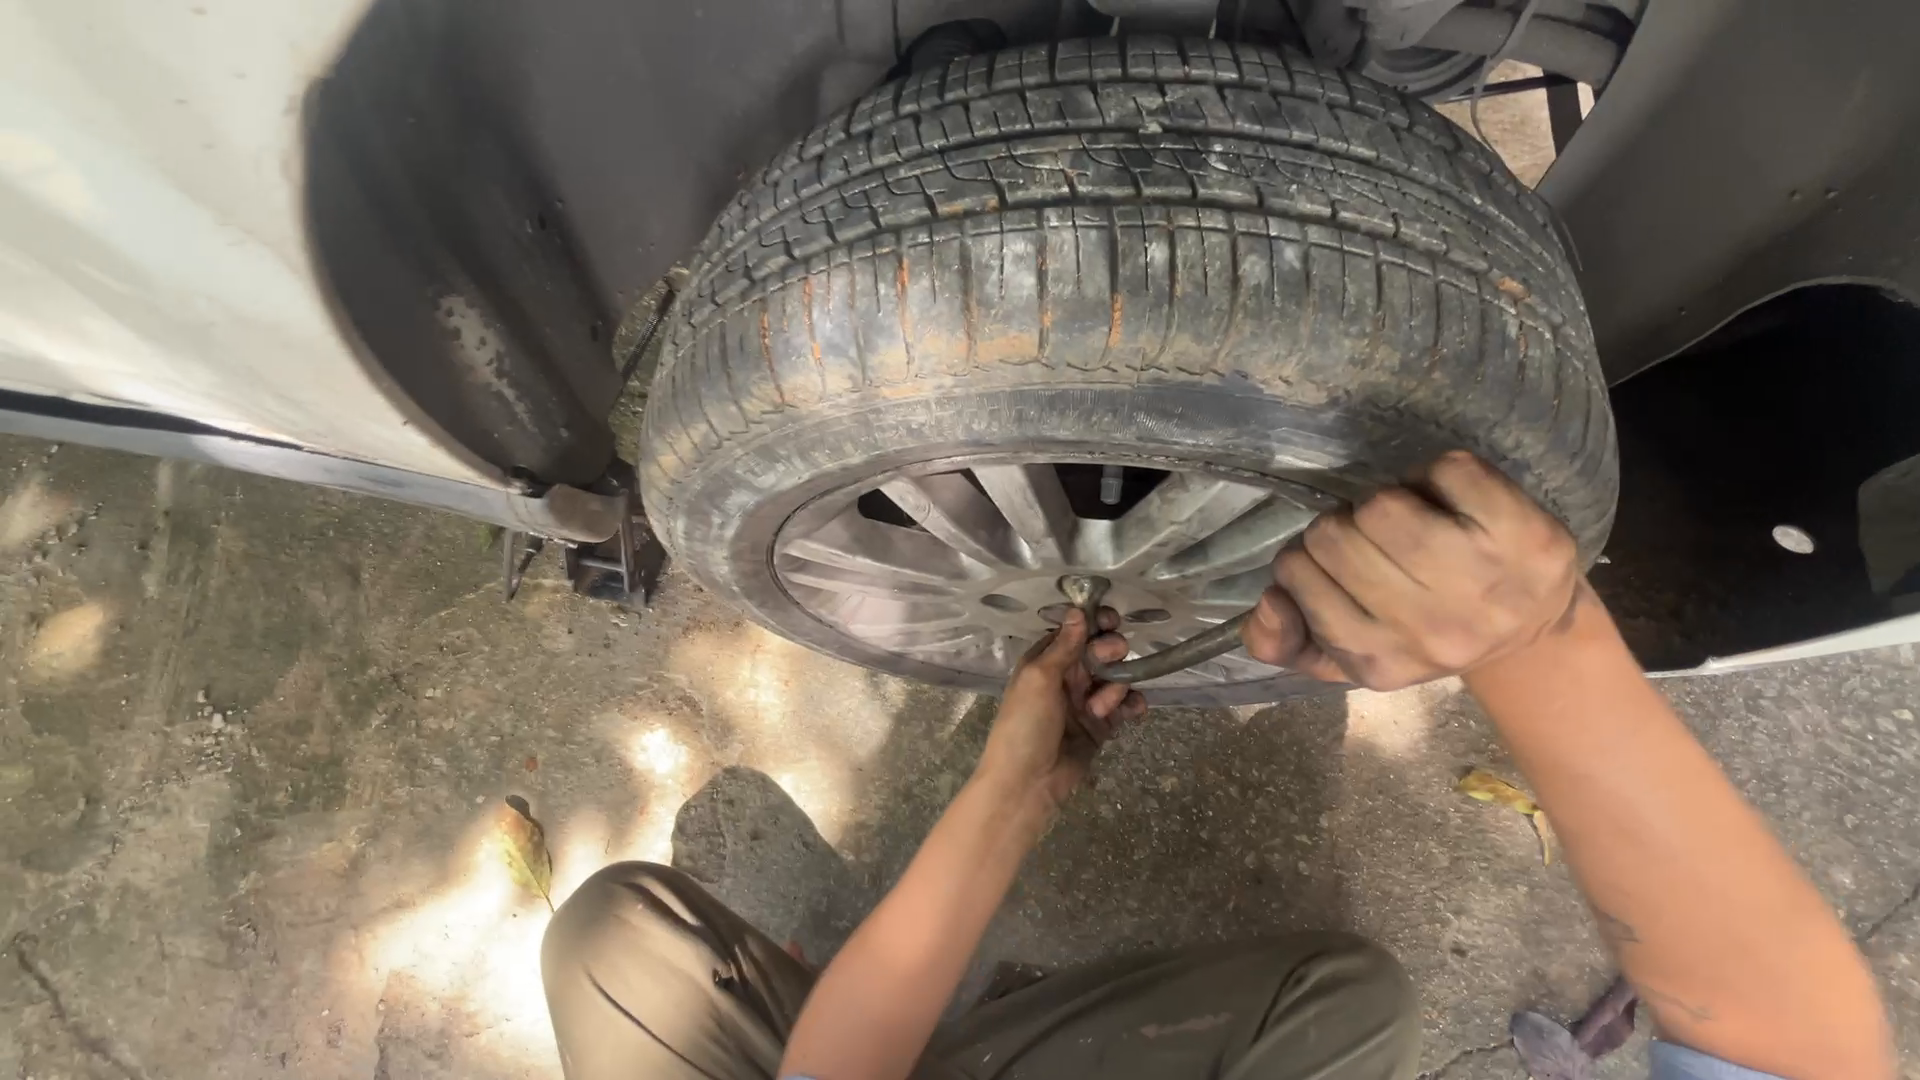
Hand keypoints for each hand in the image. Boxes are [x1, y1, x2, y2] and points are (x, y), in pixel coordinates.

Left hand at [975, 608, 1146, 813]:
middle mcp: (1066, 677)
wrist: (1027, 782)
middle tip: (1111, 659)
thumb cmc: (1025, 724)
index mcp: (1045, 661)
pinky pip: (1124, 707)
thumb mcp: (1039, 679)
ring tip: (1099, 710)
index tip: (1111, 620)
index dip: (1094, 622)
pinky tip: (1135, 711)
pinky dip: (1132, 705)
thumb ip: (1063, 646)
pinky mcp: (1101, 726)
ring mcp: (1085, 701)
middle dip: (1110, 651)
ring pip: (1115, 678)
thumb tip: (1078, 611)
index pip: (1075, 631)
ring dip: (1116, 687)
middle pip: (1100, 651)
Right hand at [1240, 450, 1582, 690]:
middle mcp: (1428, 631)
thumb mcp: (1340, 657)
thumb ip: (1279, 642)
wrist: (1534, 627)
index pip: (1295, 572)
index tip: (1332, 568)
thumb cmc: (1419, 632)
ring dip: (1385, 500)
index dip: (1303, 557)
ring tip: (1406, 521)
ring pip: (1380, 505)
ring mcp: (1481, 583)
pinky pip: (1447, 472)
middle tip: (1370, 541)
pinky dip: (1438, 474)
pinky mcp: (1525, 536)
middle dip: (1341, 526)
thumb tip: (1269, 602)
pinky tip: (1450, 501)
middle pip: (1331, 534)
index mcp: (1377, 661)